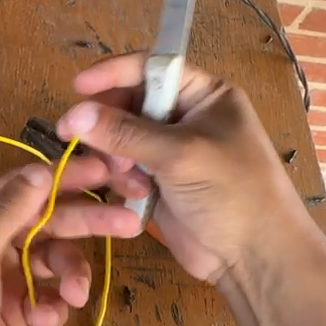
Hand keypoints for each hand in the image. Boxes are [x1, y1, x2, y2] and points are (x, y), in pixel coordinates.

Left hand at [0, 158, 141, 325]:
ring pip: (51, 261)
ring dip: (69, 275)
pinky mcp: (12, 310)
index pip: (21, 187)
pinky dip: (51, 306)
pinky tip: (44, 322)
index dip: (64, 177)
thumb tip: (40, 170)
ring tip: (76, 296)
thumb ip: (8, 211)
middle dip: (84, 223)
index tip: (107, 171)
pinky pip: (45, 296)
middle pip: (44, 221)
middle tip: (130, 222)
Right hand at [56, 53, 303, 284]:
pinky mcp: (156, 182)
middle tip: (80, 138)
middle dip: (109, 123)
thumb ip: (124, 133)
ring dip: (115, 157)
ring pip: (119, 139)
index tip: (78, 87)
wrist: (254, 257)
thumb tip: (72, 114)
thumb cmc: (231, 192)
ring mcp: (169, 151)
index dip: (113, 73)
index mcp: (203, 95)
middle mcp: (185, 117)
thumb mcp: (179, 154)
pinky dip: (121, 179)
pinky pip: (122, 169)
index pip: (150, 67)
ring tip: (125, 178)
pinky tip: (134, 195)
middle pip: (128, 104)